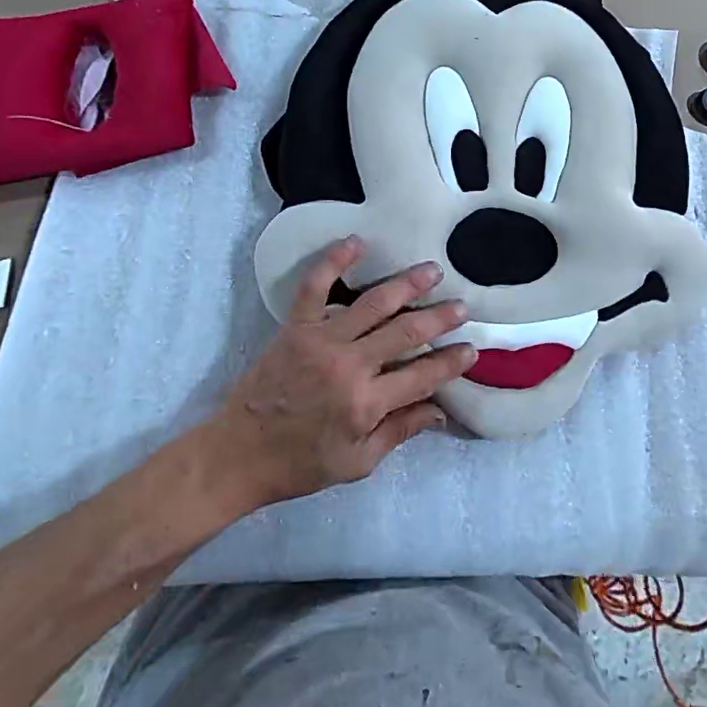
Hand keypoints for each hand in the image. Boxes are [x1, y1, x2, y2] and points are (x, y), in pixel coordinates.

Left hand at [203, 237, 476, 511]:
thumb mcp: (357, 462)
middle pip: (406, 333)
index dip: (452, 362)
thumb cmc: (300, 464)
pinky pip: (314, 287)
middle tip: (461, 306)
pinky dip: (333, 261)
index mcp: (366, 404)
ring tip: (432, 271)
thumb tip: (441, 410)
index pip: (423, 376)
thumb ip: (400, 431)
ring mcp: (320, 341)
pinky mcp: (294, 328)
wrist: (234, 457)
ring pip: (373, 304)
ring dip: (407, 285)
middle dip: (440, 318)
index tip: (471, 350)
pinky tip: (356, 242)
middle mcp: (349, 366)